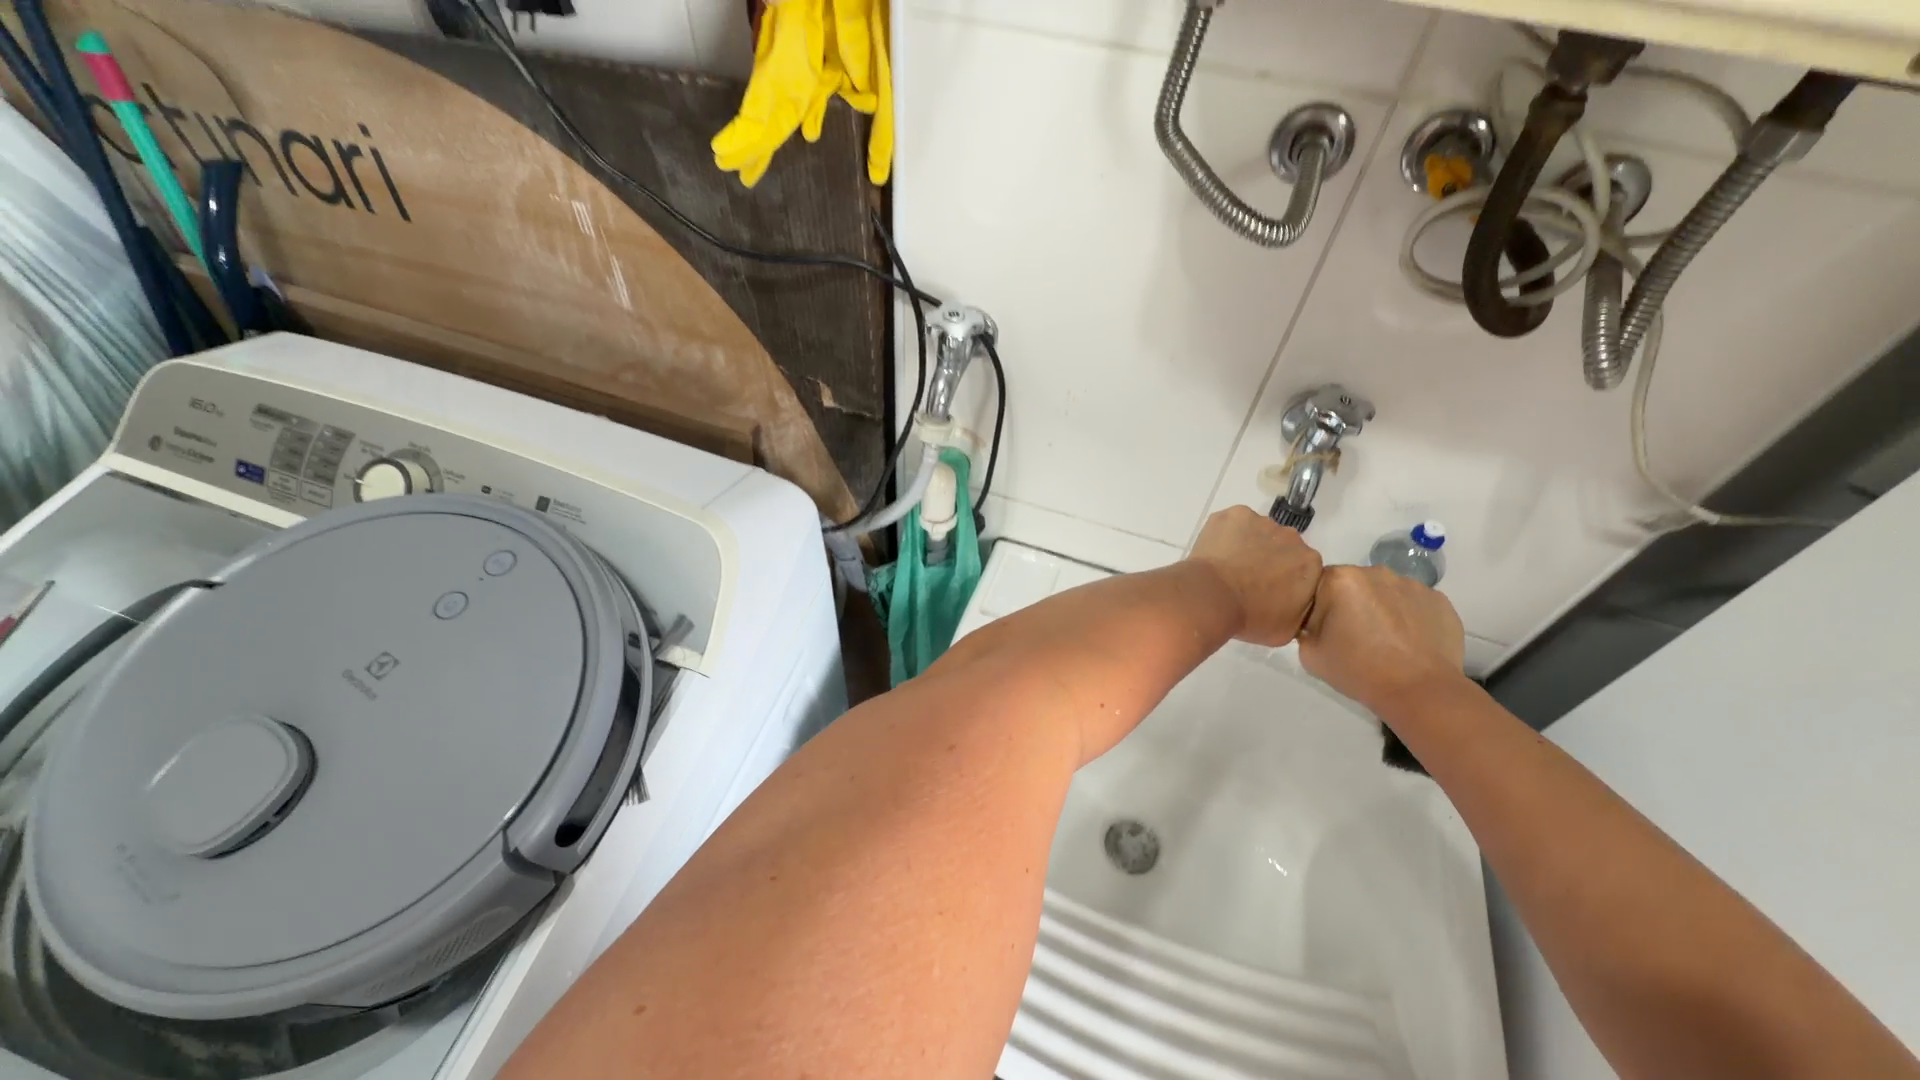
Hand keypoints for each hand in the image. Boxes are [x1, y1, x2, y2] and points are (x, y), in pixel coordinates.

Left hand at [1186, 506, 1322, 646]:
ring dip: (1249, 545)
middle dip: (1269, 560)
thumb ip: (1300, 611)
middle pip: (1282, 547)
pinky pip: (1234, 524)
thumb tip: (1295, 604)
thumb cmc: (1251, 618)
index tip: (1269, 591)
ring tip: (1228, 567)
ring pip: (1258, 533)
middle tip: (1247, 579)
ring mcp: (1261, 522)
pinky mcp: (1234, 514)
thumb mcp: (1287, 629)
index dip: (1286, 579)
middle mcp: (1291, 537)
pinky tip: (1217, 553)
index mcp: (1309, 563)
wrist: (1210, 597)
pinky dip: (1227, 535)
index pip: (1303, 569)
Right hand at [1298, 565, 1466, 710]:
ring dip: (1382, 609)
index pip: (1320, 584)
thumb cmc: (1359, 671)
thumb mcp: (1311, 654)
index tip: (1325, 631)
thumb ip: (1306, 630)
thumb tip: (1316, 625)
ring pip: (1386, 592)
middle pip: (1355, 583)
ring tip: (1387, 641)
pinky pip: (1414, 603)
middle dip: (1352, 604)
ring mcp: (1413, 584)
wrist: (1420, 692)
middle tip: (1355, 637)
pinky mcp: (1440, 600)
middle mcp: (1377, 572)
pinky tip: (1409, 643)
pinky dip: (1409, 618)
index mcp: (1341, 579)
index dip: (1319, 608)